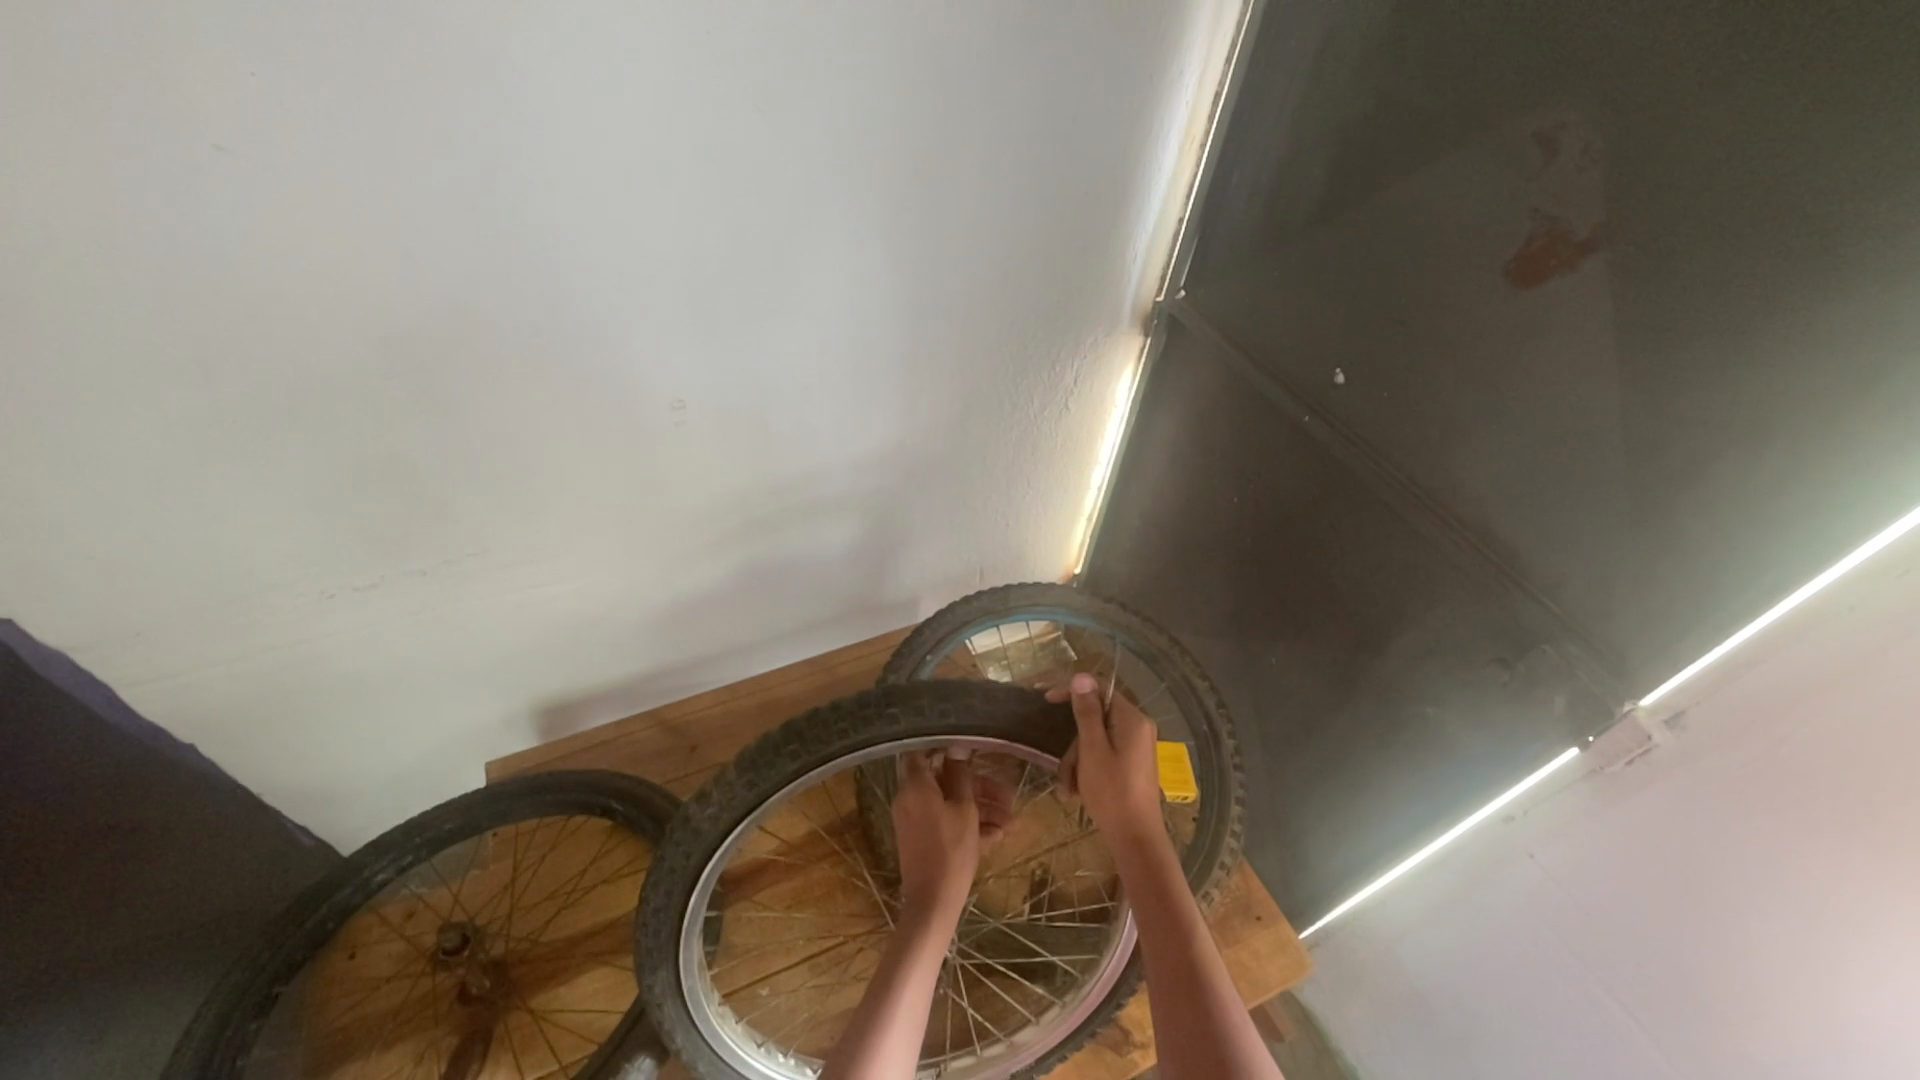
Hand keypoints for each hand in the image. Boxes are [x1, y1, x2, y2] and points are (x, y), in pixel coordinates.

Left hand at [892, 751, 1002, 918]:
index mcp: (915, 786)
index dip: (945, 749)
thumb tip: (957, 745)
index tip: (971, 751)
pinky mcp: (921, 839)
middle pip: (944, 781)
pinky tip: (996, 837)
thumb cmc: (951, 851)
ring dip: (980, 809)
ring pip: (948, 804)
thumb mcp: (964, 809)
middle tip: (1008, 798)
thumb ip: (960, 775)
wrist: (933, 902)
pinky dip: (967, 825)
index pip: (922, 752)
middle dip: (979, 788)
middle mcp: (909, 798)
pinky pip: (944, 821)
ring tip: (1010, 823)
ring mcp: (914, 820)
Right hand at [1050, 673, 1164, 849]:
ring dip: (1077, 761)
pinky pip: (1104, 754)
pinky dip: (1088, 769)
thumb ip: (1086, 712)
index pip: (1099, 688)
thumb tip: (1081, 676)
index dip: (1071, 690)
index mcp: (1132, 719)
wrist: (1136, 837)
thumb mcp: (1092, 749)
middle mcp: (1138, 727)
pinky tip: (1077, 791)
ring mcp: (1136, 746)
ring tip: (1068, 788)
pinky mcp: (1133, 763)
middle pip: (1095, 718)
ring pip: (1096, 739)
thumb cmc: (1112, 792)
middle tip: (1061, 768)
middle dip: (1073, 742)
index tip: (1045, 699)